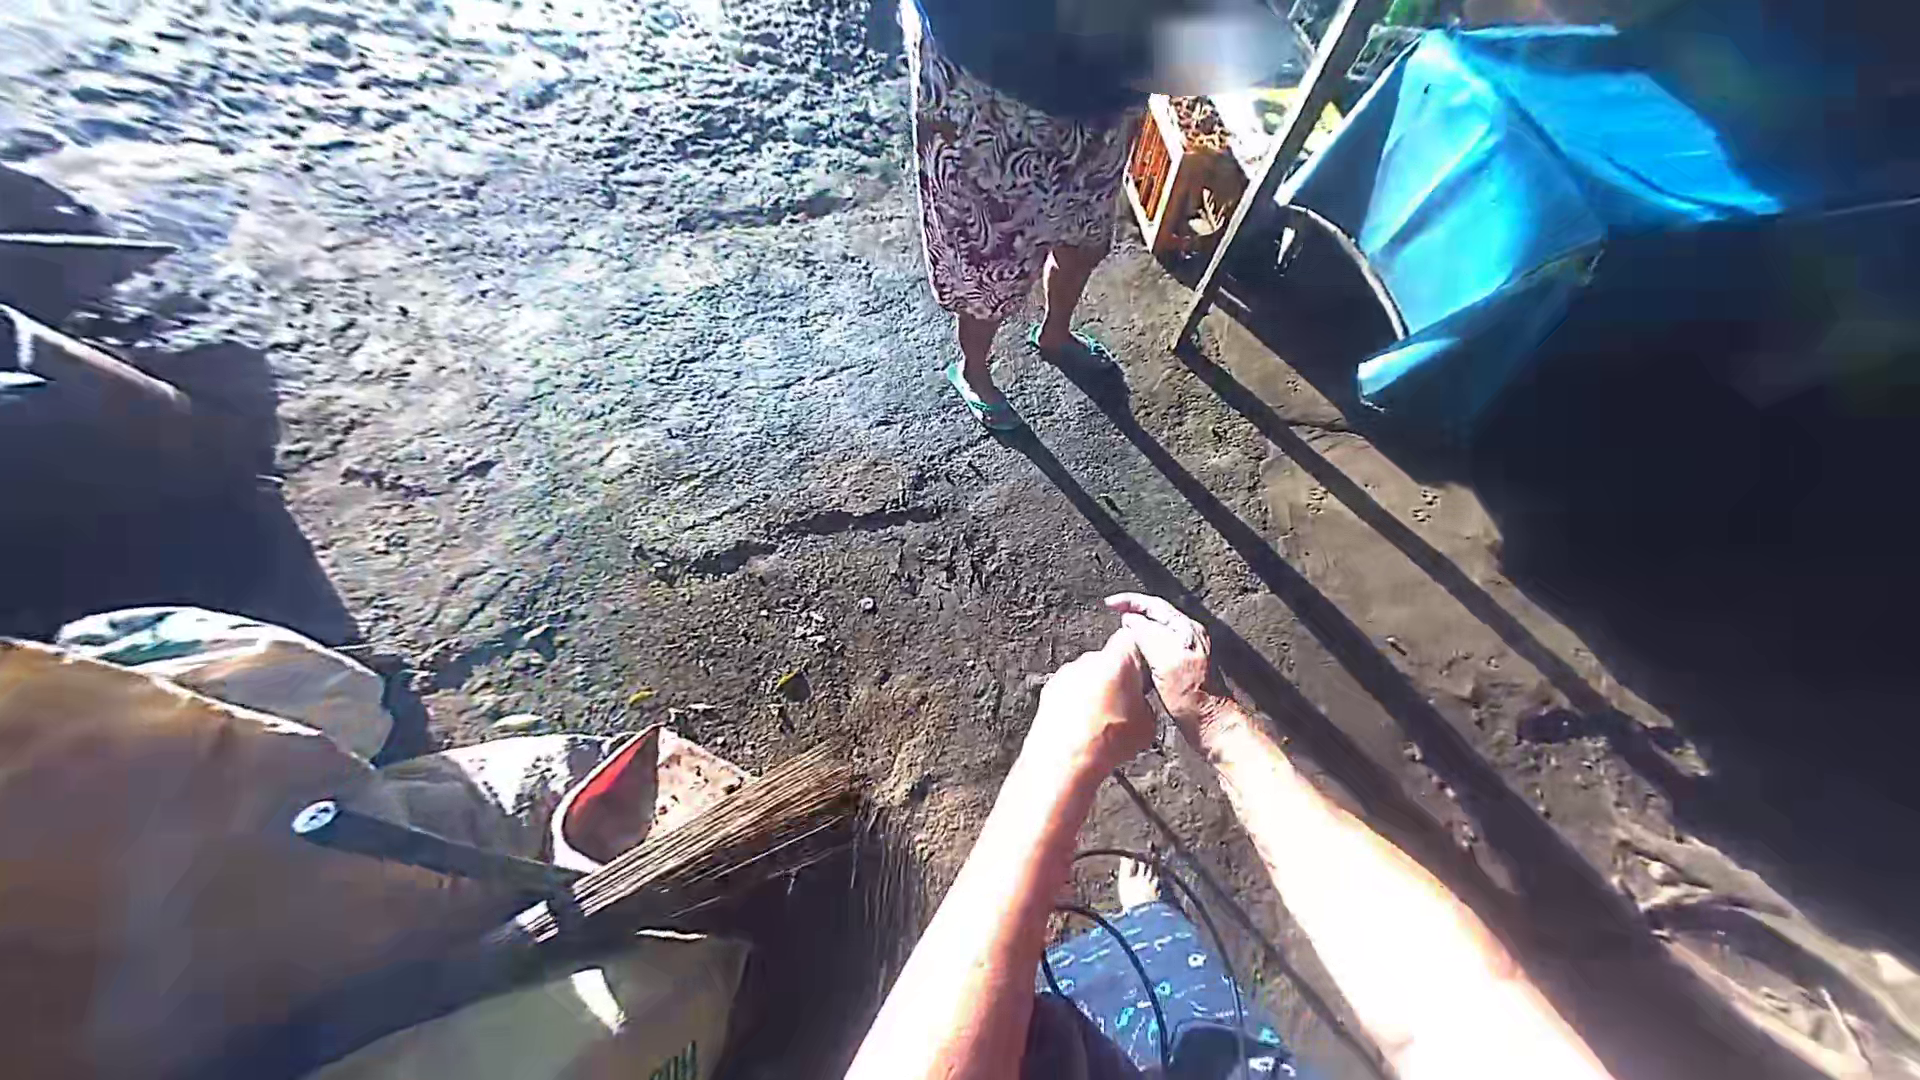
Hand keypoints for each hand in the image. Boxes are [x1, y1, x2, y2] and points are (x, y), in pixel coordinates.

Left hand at [1028, 630, 1155, 770]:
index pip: (1133, 637)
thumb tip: (1142, 704)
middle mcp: (1090, 659)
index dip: (1141, 652)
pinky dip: (1078, 700)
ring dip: (1098, 689)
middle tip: (1127, 701)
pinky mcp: (1052, 687)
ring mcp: (1068, 672)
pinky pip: (1072, 687)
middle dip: (1120, 675)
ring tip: (1104, 718)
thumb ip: (1147, 702)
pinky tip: (1084, 722)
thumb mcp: (1148, 724)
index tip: (1146, 669)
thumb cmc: (1107, 740)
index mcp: (1118, 659)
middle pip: (1111, 658)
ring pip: (1090, 674)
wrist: (1066, 757)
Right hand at [1104, 593, 1234, 746]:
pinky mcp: (1183, 667)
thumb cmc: (1192, 695)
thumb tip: (1130, 620)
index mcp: (1186, 629)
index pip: (1154, 605)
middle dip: (1133, 611)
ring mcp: (1186, 651)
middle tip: (1113, 614)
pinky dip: (1143, 645)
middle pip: (1156, 615)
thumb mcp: (1165, 658)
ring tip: (1120, 631)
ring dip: (1138, 628)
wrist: (1211, 724)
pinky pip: (1158, 647)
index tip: (1110, 604)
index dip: (1130, 601)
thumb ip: (1146, 633)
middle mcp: (1188, 636)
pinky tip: (1134, 654)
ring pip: (1157, 631)